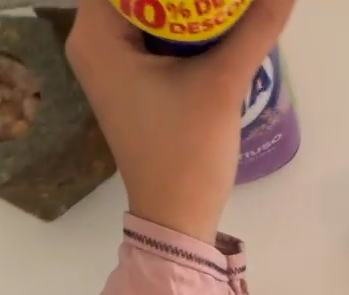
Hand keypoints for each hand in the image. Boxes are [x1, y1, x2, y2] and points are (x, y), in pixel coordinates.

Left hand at [65, 0, 296, 244]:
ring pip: (151, 13)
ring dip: (190, 10)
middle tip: (229, 2)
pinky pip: (155, 39)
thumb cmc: (186, 153)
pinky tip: (219, 29)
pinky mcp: (129, 86)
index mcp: (96, 33)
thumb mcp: (223, 84)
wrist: (177, 219)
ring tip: (229, 10)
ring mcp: (109, 66)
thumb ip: (256, 27)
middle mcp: (92, 42)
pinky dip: (184, 31)